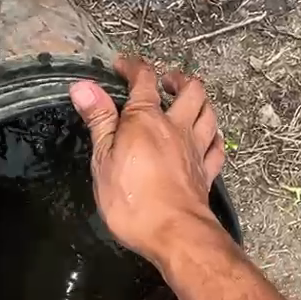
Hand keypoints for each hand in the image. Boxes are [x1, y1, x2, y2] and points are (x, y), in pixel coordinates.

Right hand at [70, 55, 226, 268]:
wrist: (175, 234)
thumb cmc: (133, 200)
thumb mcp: (103, 159)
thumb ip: (99, 120)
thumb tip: (84, 87)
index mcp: (146, 120)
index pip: (143, 79)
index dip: (133, 67)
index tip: (122, 65)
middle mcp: (175, 127)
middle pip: (190, 90)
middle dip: (179, 78)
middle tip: (166, 80)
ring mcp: (195, 149)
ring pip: (208, 112)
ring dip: (201, 100)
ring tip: (190, 99)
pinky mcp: (206, 172)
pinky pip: (217, 146)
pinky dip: (214, 136)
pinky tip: (210, 136)